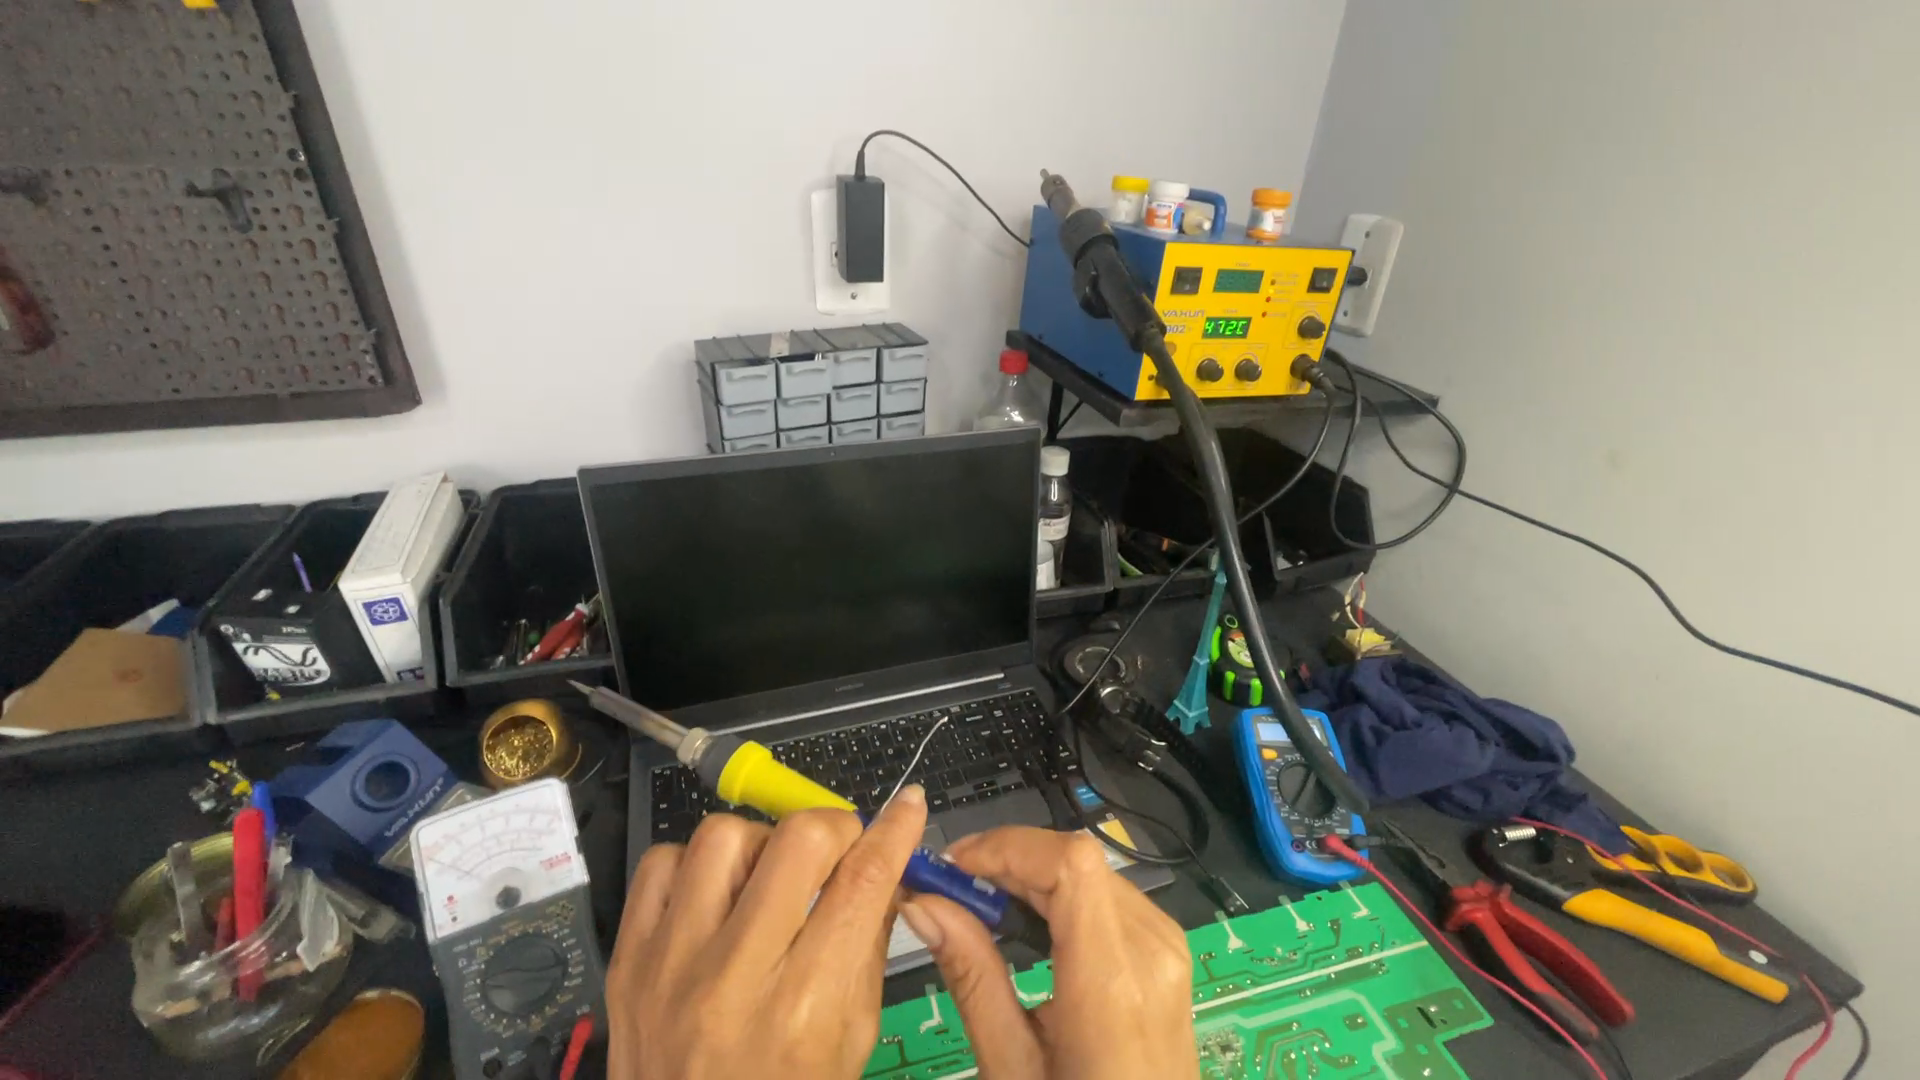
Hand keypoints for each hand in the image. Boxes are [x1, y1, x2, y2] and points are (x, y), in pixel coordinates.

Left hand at [606, 786, 928, 1079]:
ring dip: (761, 844)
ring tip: (768, 880)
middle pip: (796, 839)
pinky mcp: (627, 958)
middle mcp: (734, 977)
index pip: (860, 884)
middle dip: (832, 830)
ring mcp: (669, 964)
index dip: (893, 832)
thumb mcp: (852, 1040)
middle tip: (835, 854)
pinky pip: (661, 862)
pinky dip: (696, 864)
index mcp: (803, 1008)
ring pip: (724, 836)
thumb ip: (868, 944)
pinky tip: (715, 895)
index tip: (909, 804)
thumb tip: (883, 864)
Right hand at [897, 827, 1195, 1078]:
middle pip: (1077, 860)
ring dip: (1031, 874)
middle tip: (953, 887)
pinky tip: (1027, 923)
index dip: (1007, 847)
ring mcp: (1167, 945)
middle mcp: (1151, 947)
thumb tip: (922, 902)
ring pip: (1091, 870)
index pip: (1070, 863)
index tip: (954, 866)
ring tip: (981, 904)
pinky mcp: (1166, 949)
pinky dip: (1060, 893)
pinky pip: (1107, 893)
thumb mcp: (1013, 1067)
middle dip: (1008, 859)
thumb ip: (972, 976)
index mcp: (1114, 982)